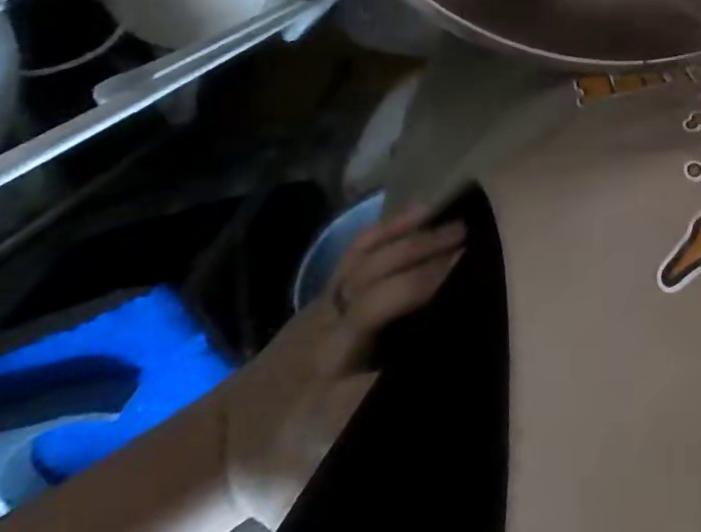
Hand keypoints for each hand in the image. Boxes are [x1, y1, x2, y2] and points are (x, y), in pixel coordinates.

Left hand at [218, 203, 464, 526]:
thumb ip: (371, 459)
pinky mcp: (322, 295)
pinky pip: (356, 253)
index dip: (424, 357)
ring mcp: (322, 316)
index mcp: (326, 410)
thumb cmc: (285, 468)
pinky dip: (390, 227)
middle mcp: (325, 353)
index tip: (471, 340)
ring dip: (416, 246)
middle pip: (375, 304)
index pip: (377, 379)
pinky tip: (425, 210)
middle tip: (476, 262)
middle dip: (424, 280)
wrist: (223, 442)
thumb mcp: (321, 489)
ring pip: (367, 270)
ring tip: (464, 231)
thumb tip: (444, 447)